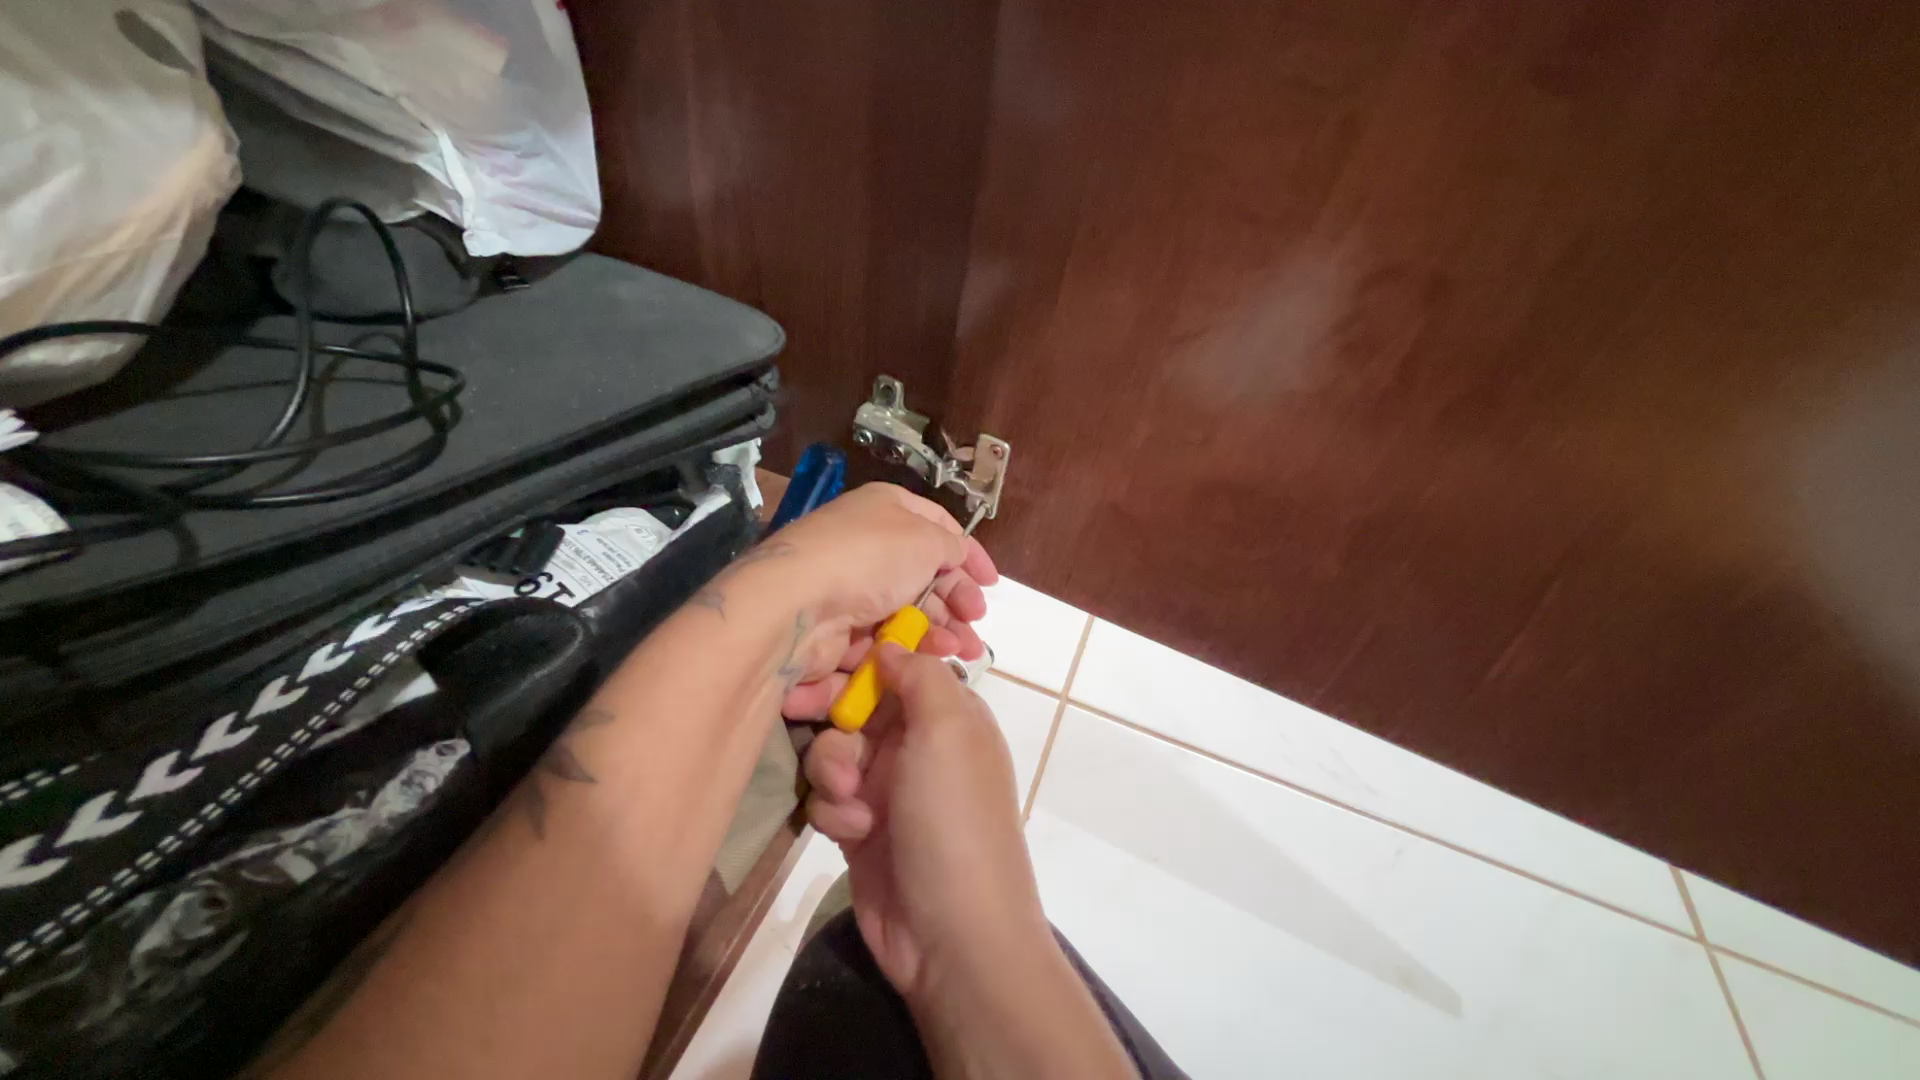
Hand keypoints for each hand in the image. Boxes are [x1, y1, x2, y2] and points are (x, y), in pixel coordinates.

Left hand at [748, 483, 997, 719]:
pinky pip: (888, 636)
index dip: (968, 554)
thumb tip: (957, 555)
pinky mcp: (842, 629)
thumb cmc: (868, 558)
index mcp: (887, 510)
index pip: (938, 527)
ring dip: (943, 629)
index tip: (991, 583)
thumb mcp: (924, 538)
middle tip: (976, 622)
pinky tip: (936, 656)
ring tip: (964, 650)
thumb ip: (951, 547)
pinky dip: (915, 646)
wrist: (798, 605)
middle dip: (958, 600)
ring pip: (911, 611)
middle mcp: (870, 546)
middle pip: (926, 574)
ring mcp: (854, 589)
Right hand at [803, 648, 1141, 1079]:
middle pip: (857, 704)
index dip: (862, 658)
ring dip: (833, 769)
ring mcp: (889, 788)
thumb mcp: (948, 730)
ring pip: (834, 750)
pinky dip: (835, 811)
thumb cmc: (953, 818)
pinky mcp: (861, 829)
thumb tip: (893, 644)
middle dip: (832, 712)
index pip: (899, 665)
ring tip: (852, 799)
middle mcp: (919, 745)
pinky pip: (829, 798)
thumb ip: (919, 675)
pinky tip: (854, 833)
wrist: (952, 935)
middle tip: (798, 709)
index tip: (825, 654)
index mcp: (949, 714)